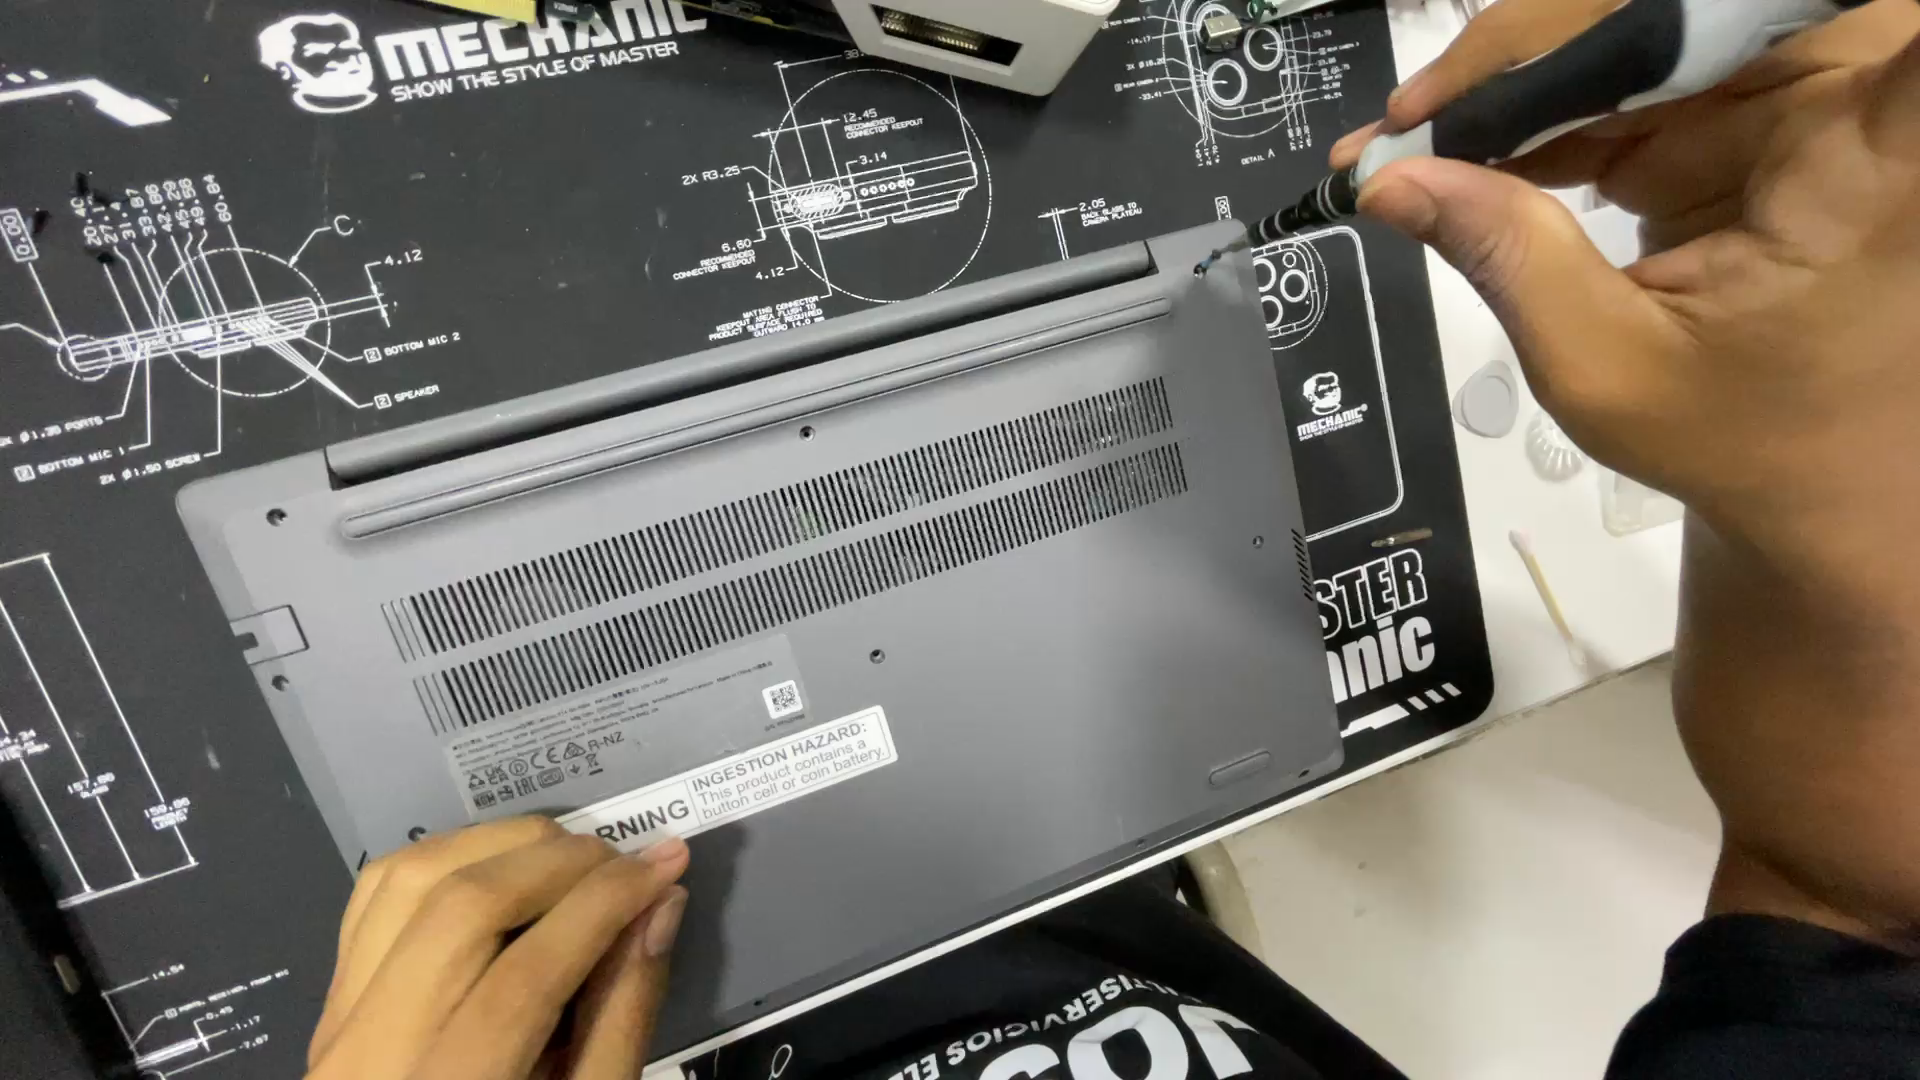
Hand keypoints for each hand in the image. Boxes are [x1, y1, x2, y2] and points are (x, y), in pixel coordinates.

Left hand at [306, 816, 689, 1079]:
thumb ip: (626, 1012)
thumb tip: (662, 902)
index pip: (525, 976)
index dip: (607, 903)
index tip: (669, 861)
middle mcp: (363, 1062)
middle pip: (463, 908)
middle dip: (564, 862)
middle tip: (625, 864)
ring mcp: (333, 1025)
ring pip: (412, 879)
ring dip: (507, 845)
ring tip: (571, 861)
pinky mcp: (330, 999)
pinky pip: (379, 891)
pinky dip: (451, 856)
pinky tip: (506, 868)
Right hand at [1334, 0, 1919, 594]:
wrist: (1801, 462)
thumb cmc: (1728, 430)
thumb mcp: (1599, 360)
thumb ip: (1508, 257)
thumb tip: (1389, 180)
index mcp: (1876, 143)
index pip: (1829, 21)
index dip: (1662, 14)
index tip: (1538, 52)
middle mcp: (1852, 82)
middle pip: (1680, 10)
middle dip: (1526, 55)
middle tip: (1401, 120)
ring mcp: (1791, 94)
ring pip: (1631, 40)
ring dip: (1504, 90)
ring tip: (1397, 140)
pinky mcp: (1734, 118)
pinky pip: (1615, 91)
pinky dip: (1519, 125)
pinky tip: (1442, 156)